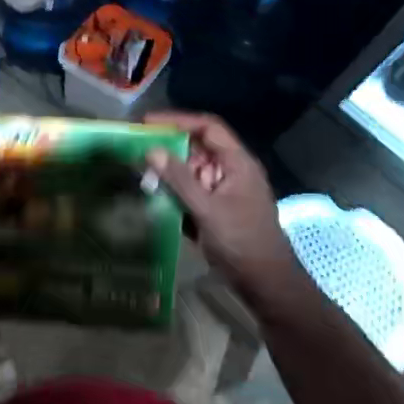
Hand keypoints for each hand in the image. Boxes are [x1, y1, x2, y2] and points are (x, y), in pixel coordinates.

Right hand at [145, 111, 304, 296]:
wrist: (265, 283)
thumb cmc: (241, 242)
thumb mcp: (207, 209)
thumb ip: (179, 179)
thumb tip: (151, 150)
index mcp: (237, 163)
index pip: (208, 128)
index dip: (178, 121)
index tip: (147, 123)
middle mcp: (232, 172)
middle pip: (198, 149)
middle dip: (169, 150)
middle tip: (137, 153)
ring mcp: (226, 192)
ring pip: (193, 172)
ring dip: (169, 174)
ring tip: (141, 177)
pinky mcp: (218, 210)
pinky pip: (193, 193)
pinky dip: (175, 193)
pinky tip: (155, 199)